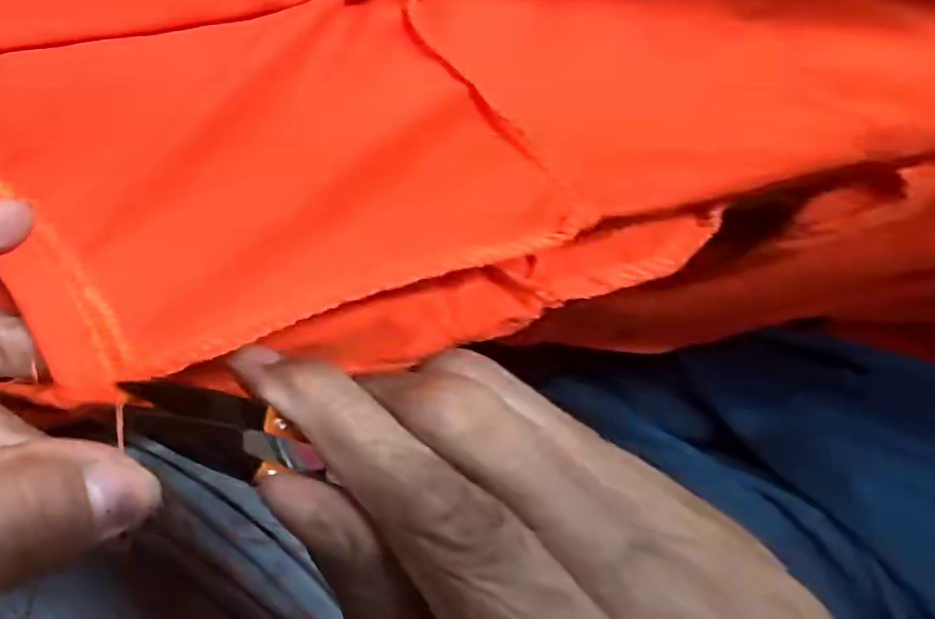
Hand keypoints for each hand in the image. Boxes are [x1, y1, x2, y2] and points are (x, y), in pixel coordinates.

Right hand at [229, 347, 827, 618]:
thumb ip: (367, 579)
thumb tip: (280, 476)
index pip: (447, 510)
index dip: (340, 423)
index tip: (256, 368)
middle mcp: (660, 582)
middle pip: (471, 420)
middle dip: (361, 395)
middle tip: (305, 410)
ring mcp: (693, 532)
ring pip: (502, 391)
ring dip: (405, 390)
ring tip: (372, 427)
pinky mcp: (692, 498)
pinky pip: (543, 405)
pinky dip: (465, 404)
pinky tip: (446, 444)